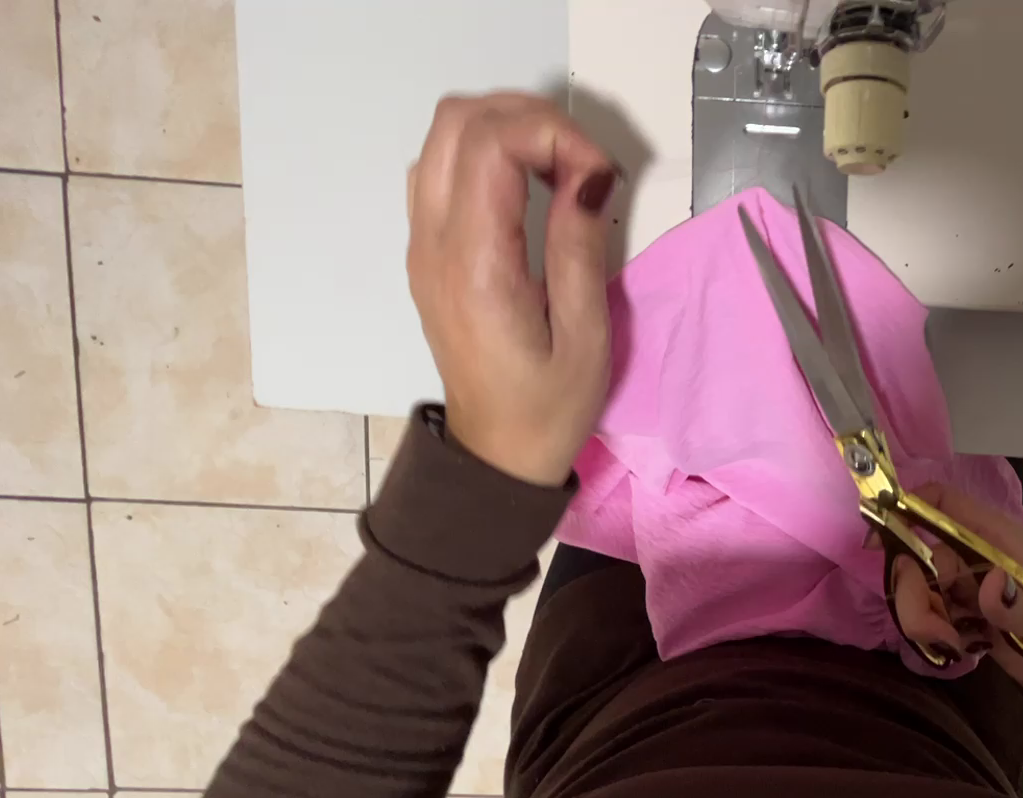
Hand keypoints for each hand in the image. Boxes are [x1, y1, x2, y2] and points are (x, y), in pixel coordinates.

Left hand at [405, 93, 619, 485]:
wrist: (498, 453)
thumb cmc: (550, 407)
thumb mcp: (586, 337)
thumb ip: (579, 248)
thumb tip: (586, 175)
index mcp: (475, 265)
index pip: (491, 143)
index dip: (554, 135)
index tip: (600, 176)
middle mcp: (433, 242)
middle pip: (457, 121)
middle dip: (529, 119)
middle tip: (584, 162)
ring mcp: (421, 244)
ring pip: (442, 137)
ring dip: (504, 130)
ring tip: (561, 168)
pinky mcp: (426, 253)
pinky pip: (440, 170)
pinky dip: (485, 155)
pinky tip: (527, 186)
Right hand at [889, 484, 1022, 693]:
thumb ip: (1019, 606)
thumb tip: (988, 584)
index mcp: (997, 540)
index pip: (941, 503)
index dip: (904, 511)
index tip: (877, 544)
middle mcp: (975, 557)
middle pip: (916, 556)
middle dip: (913, 592)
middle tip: (935, 627)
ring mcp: (966, 588)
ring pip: (918, 591)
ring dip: (924, 620)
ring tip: (956, 644)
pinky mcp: (963, 618)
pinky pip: (928, 617)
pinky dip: (934, 636)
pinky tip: (962, 650)